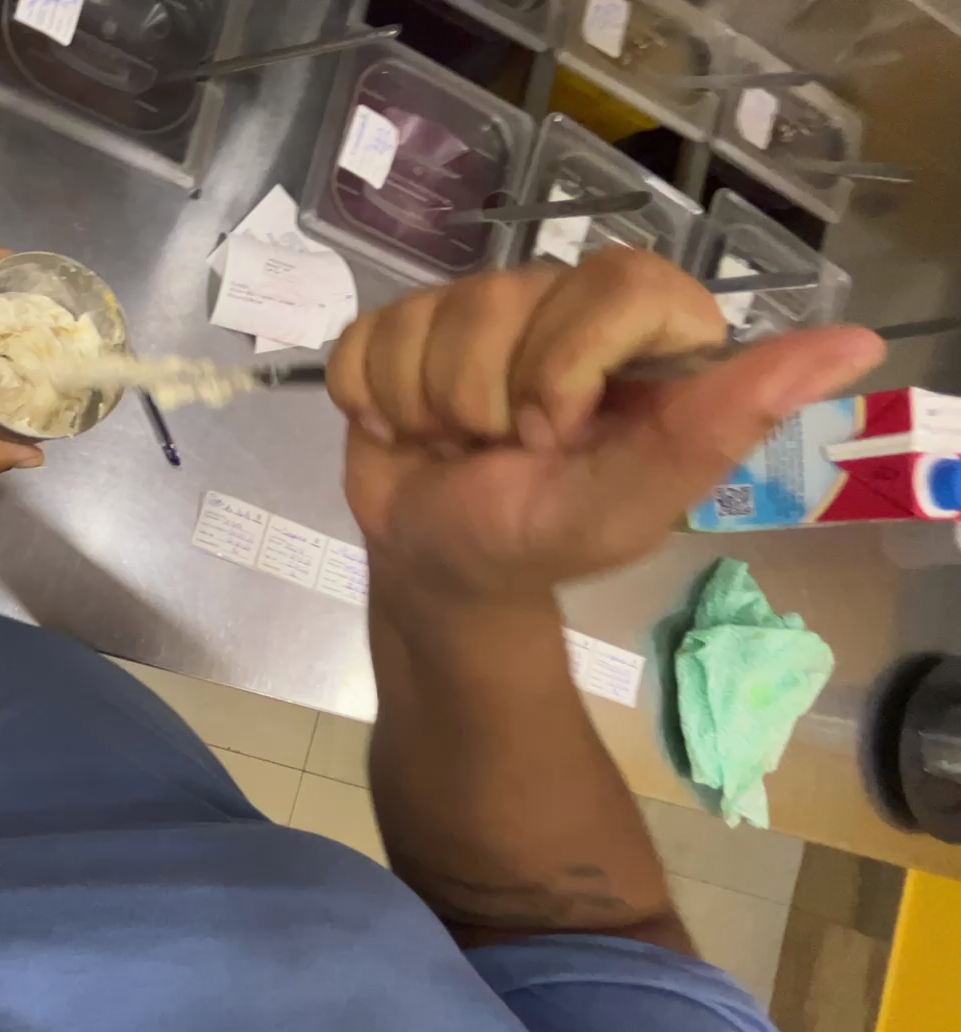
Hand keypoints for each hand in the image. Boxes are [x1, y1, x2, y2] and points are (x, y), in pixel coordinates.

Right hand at [326, 249, 884, 599]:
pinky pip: (361, 338)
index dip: (562, 364)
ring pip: (420, 316)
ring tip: (439, 444)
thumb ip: (708, 431)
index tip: (549, 437)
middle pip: (496, 297)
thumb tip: (851, 346)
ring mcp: (464, 320)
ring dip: (415, 405)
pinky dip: (363, 397)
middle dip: (474, 399)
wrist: (431, 564)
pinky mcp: (394, 339)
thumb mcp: (619, 506)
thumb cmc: (526, 543)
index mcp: (634, 342)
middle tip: (489, 450)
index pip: (614, 285)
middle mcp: (552, 311)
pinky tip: (393, 428)